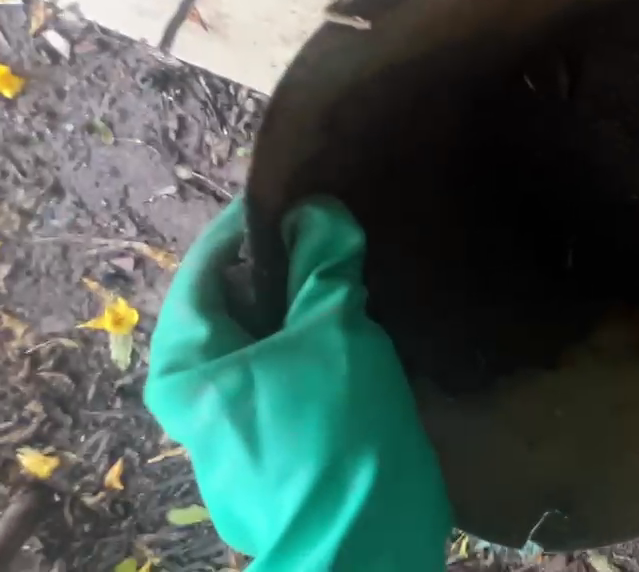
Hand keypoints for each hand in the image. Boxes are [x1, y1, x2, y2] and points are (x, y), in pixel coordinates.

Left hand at [145, 199, 451, 570]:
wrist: (362, 520)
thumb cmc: (328, 418)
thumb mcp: (332, 328)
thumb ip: (323, 265)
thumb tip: (317, 209)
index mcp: (190, 363)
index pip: (206, 271)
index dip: (250, 226)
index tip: (303, 188)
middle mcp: (205, 387)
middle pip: (244, 303)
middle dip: (294, 260)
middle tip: (350, 222)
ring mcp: (248, 413)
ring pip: (280, 333)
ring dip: (320, 296)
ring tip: (371, 261)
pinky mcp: (292, 428)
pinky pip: (305, 360)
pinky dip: (333, 331)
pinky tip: (378, 315)